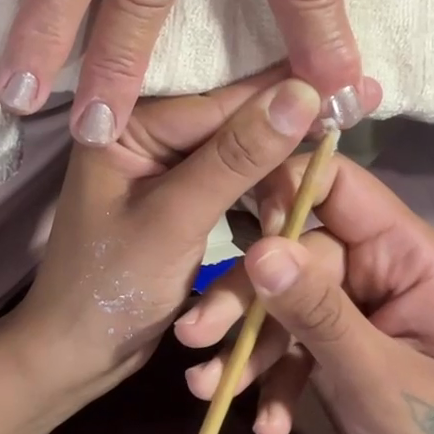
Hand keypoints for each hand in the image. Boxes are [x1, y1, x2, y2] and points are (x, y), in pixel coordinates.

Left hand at [3, 72, 324, 392]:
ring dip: (276, 160)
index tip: (350, 82)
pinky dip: (259, 185)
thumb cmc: (111, 286)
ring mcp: (157, 165)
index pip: (217, 100)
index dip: (284, 94)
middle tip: (357, 105)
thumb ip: (236, 157)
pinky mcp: (174, 196)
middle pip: (228, 119)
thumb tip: (302, 93)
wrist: (76, 352)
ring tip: (337, 139)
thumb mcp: (175, 219)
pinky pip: (227, 177)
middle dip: (286, 125)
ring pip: (234, 148)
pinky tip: (299, 179)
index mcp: (124, 123)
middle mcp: (139, 132)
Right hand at [176, 151, 433, 433]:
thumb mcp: (381, 378)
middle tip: (194, 336)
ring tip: (207, 389)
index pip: (338, 184)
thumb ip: (319, 313)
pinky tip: (265, 422)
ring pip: (279, 301)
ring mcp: (350, 305)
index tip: (245, 241)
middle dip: (242, 301)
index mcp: (405, 253)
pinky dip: (270, 378)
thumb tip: (258, 249)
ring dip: (244, 346)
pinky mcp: (332, 340)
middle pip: (291, 255)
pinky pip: (288, 342)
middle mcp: (373, 267)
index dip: (286, 194)